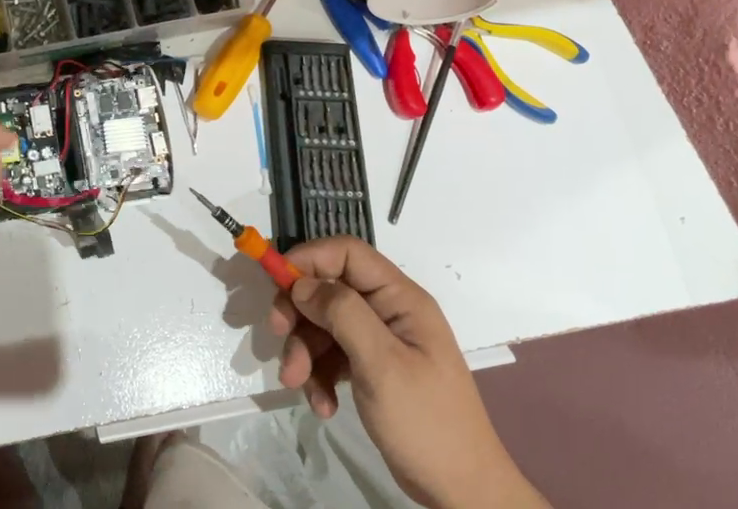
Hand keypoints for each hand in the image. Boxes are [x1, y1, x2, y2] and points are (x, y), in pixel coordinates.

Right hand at [267, 237, 546, 508]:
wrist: (460, 491)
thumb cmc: (427, 422)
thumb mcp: (382, 364)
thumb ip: (342, 313)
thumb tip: (302, 282)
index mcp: (401, 299)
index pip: (347, 253)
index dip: (309, 259)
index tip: (277, 282)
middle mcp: (389, 312)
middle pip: (328, 290)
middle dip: (299, 313)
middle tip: (278, 336)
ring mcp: (379, 342)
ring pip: (323, 326)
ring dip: (304, 352)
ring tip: (299, 386)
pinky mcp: (371, 369)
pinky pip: (331, 357)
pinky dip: (319, 377)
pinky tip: (323, 405)